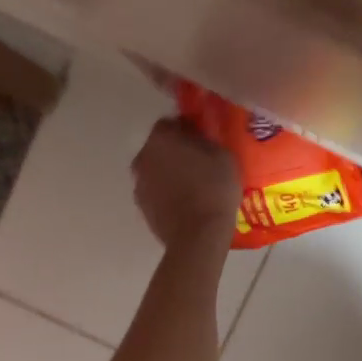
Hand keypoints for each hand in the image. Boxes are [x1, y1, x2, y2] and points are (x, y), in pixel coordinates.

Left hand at [132, 119, 239, 248]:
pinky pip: (156, 193)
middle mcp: (142, 157)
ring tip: (193, 188)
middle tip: (200, 164)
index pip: (172, 124)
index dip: (188, 130)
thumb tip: (198, 138)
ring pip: (156, 172)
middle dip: (176, 152)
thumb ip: (206, 140)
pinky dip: (167, 195)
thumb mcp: (223, 155)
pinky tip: (186, 205)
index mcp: (160, 138)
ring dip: (170, 174)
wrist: (198, 236)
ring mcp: (139, 185)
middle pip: (160, 148)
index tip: (204, 141)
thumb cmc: (213, 189)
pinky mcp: (142, 209)